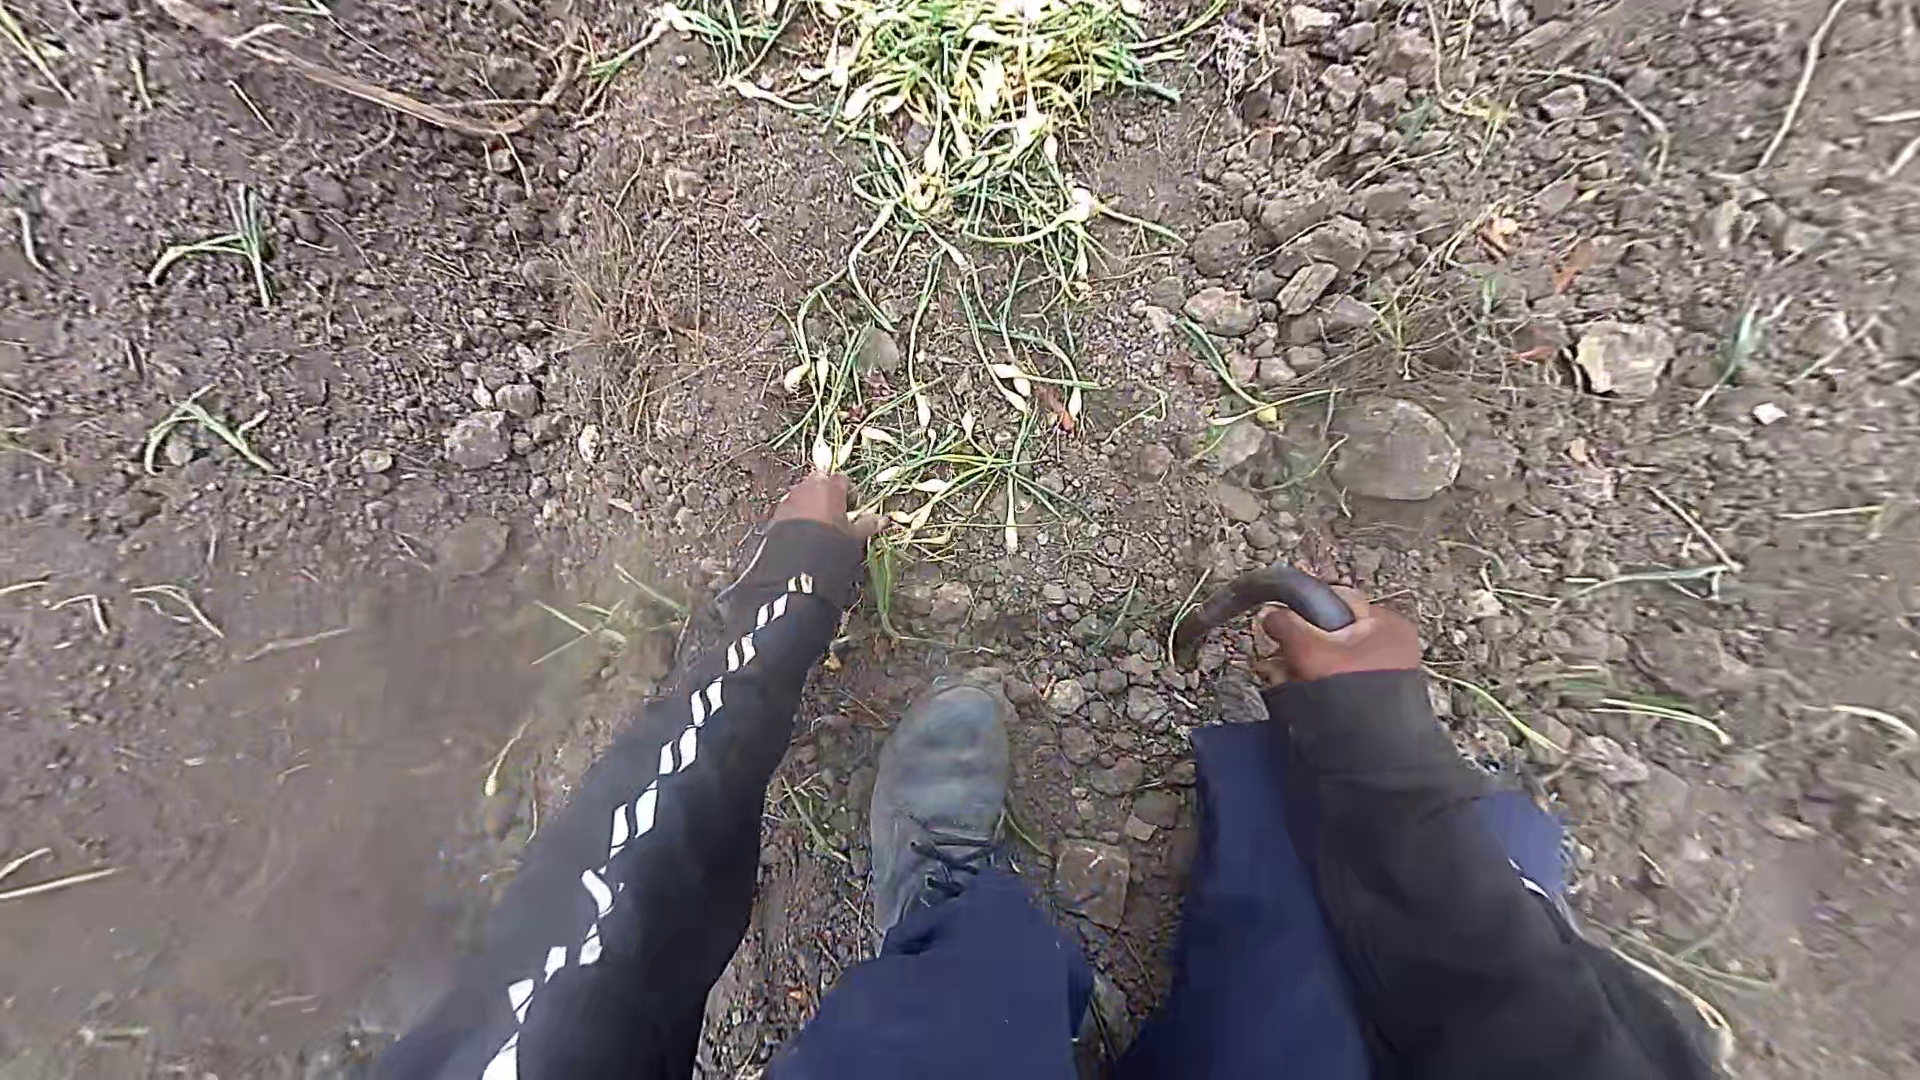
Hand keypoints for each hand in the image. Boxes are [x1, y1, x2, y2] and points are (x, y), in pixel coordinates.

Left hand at [771, 472, 881, 538]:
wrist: (797, 562)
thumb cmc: (832, 544)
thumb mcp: (854, 537)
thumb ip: (867, 525)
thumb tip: (884, 519)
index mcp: (830, 488)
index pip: (843, 480)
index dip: (849, 493)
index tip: (853, 508)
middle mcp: (809, 487)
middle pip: (820, 482)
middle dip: (827, 494)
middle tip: (835, 514)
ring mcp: (790, 499)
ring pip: (803, 494)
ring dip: (811, 503)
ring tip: (818, 525)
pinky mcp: (776, 513)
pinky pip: (790, 508)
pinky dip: (797, 515)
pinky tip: (802, 532)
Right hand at [1259, 586, 1421, 681]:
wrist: (1378, 754)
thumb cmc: (1356, 695)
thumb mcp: (1310, 650)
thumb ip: (1286, 625)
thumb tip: (1269, 614)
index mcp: (1386, 623)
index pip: (1334, 598)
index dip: (1303, 610)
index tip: (1281, 625)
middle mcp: (1387, 643)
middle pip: (1325, 629)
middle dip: (1297, 644)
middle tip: (1283, 658)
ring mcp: (1379, 669)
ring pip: (1324, 655)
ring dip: (1298, 665)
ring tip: (1288, 679)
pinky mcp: (1368, 692)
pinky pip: (1330, 676)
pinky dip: (1311, 681)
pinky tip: (1297, 690)